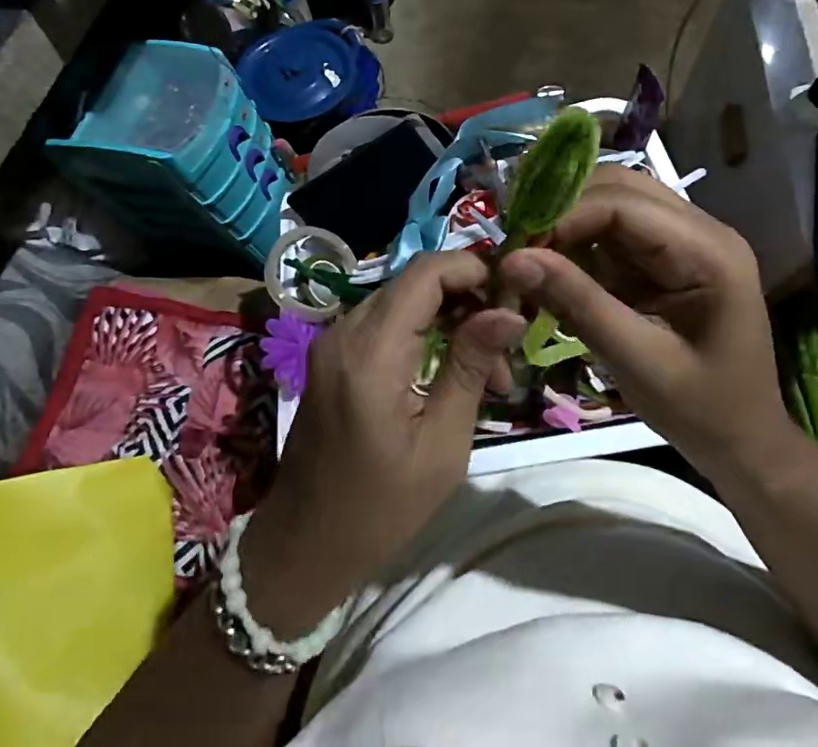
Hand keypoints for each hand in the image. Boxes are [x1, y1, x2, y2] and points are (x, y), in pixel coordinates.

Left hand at [240, 252, 525, 634]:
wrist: (304, 546)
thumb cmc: (380, 507)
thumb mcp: (441, 442)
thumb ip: (470, 366)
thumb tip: (509, 312)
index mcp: (371, 351)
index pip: (426, 272)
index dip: (474, 271)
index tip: (513, 302)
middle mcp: (345, 332)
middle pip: (415, 281)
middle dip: (468, 299)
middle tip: (505, 349)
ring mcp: (332, 342)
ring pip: (403, 300)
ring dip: (449, 319)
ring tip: (488, 371)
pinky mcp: (331, 357)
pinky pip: (385, 324)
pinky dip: (423, 334)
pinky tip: (450, 371)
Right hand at [498, 165, 788, 478]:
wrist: (742, 442)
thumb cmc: (701, 408)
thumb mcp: (637, 359)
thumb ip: (578, 303)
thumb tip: (513, 259)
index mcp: (709, 251)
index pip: (624, 204)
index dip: (565, 216)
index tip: (517, 250)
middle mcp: (700, 231)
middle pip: (619, 189)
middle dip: (564, 211)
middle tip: (518, 247)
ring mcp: (683, 242)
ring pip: (613, 204)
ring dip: (568, 225)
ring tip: (529, 257)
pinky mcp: (664, 260)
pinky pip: (613, 235)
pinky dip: (578, 246)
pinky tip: (553, 271)